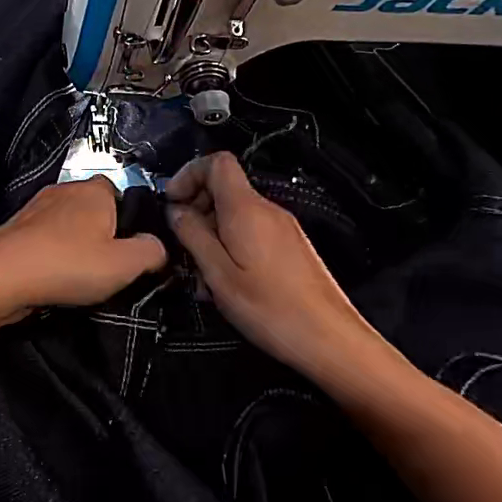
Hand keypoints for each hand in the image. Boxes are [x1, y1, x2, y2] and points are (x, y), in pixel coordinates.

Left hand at [0, 178, 167, 326]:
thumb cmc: (68, 264)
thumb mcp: (125, 265)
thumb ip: (152, 252)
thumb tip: (159, 246)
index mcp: (96, 189)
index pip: (122, 193)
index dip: (129, 221)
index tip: (129, 251)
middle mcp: (66, 188)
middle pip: (94, 209)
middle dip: (101, 234)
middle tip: (106, 267)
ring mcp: (36, 206)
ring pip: (67, 224)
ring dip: (74, 246)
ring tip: (77, 277)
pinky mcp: (15, 227)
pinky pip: (45, 237)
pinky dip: (51, 253)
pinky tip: (51, 277)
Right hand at [166, 154, 389, 378]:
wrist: (329, 338)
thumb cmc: (272, 310)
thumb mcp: (218, 274)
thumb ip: (192, 235)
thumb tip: (175, 211)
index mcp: (245, 208)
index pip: (215, 162)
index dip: (188, 175)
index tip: (172, 203)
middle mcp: (266, 209)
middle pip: (223, 189)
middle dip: (196, 212)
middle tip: (184, 246)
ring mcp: (281, 227)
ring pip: (234, 214)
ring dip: (212, 236)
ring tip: (205, 275)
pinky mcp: (289, 245)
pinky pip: (251, 232)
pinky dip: (231, 247)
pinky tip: (228, 282)